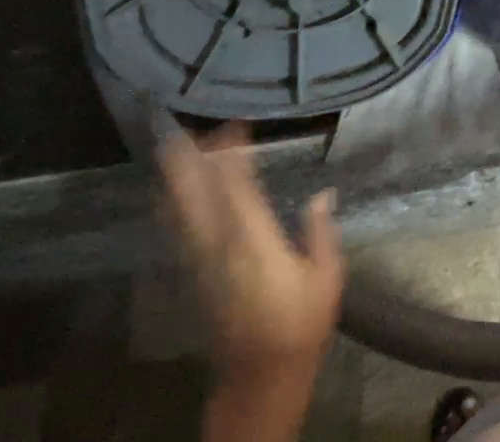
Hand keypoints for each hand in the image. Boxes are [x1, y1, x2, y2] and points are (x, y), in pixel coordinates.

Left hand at [158, 123, 343, 372]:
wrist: (260, 374)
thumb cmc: (301, 323)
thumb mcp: (326, 277)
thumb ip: (320, 232)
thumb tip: (322, 194)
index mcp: (253, 241)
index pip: (235, 186)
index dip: (231, 154)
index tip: (237, 125)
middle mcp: (218, 246)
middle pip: (193, 195)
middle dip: (187, 160)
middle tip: (187, 128)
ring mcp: (199, 262)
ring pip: (178, 211)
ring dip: (176, 179)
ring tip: (176, 149)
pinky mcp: (193, 276)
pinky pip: (177, 230)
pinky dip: (173, 205)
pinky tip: (174, 195)